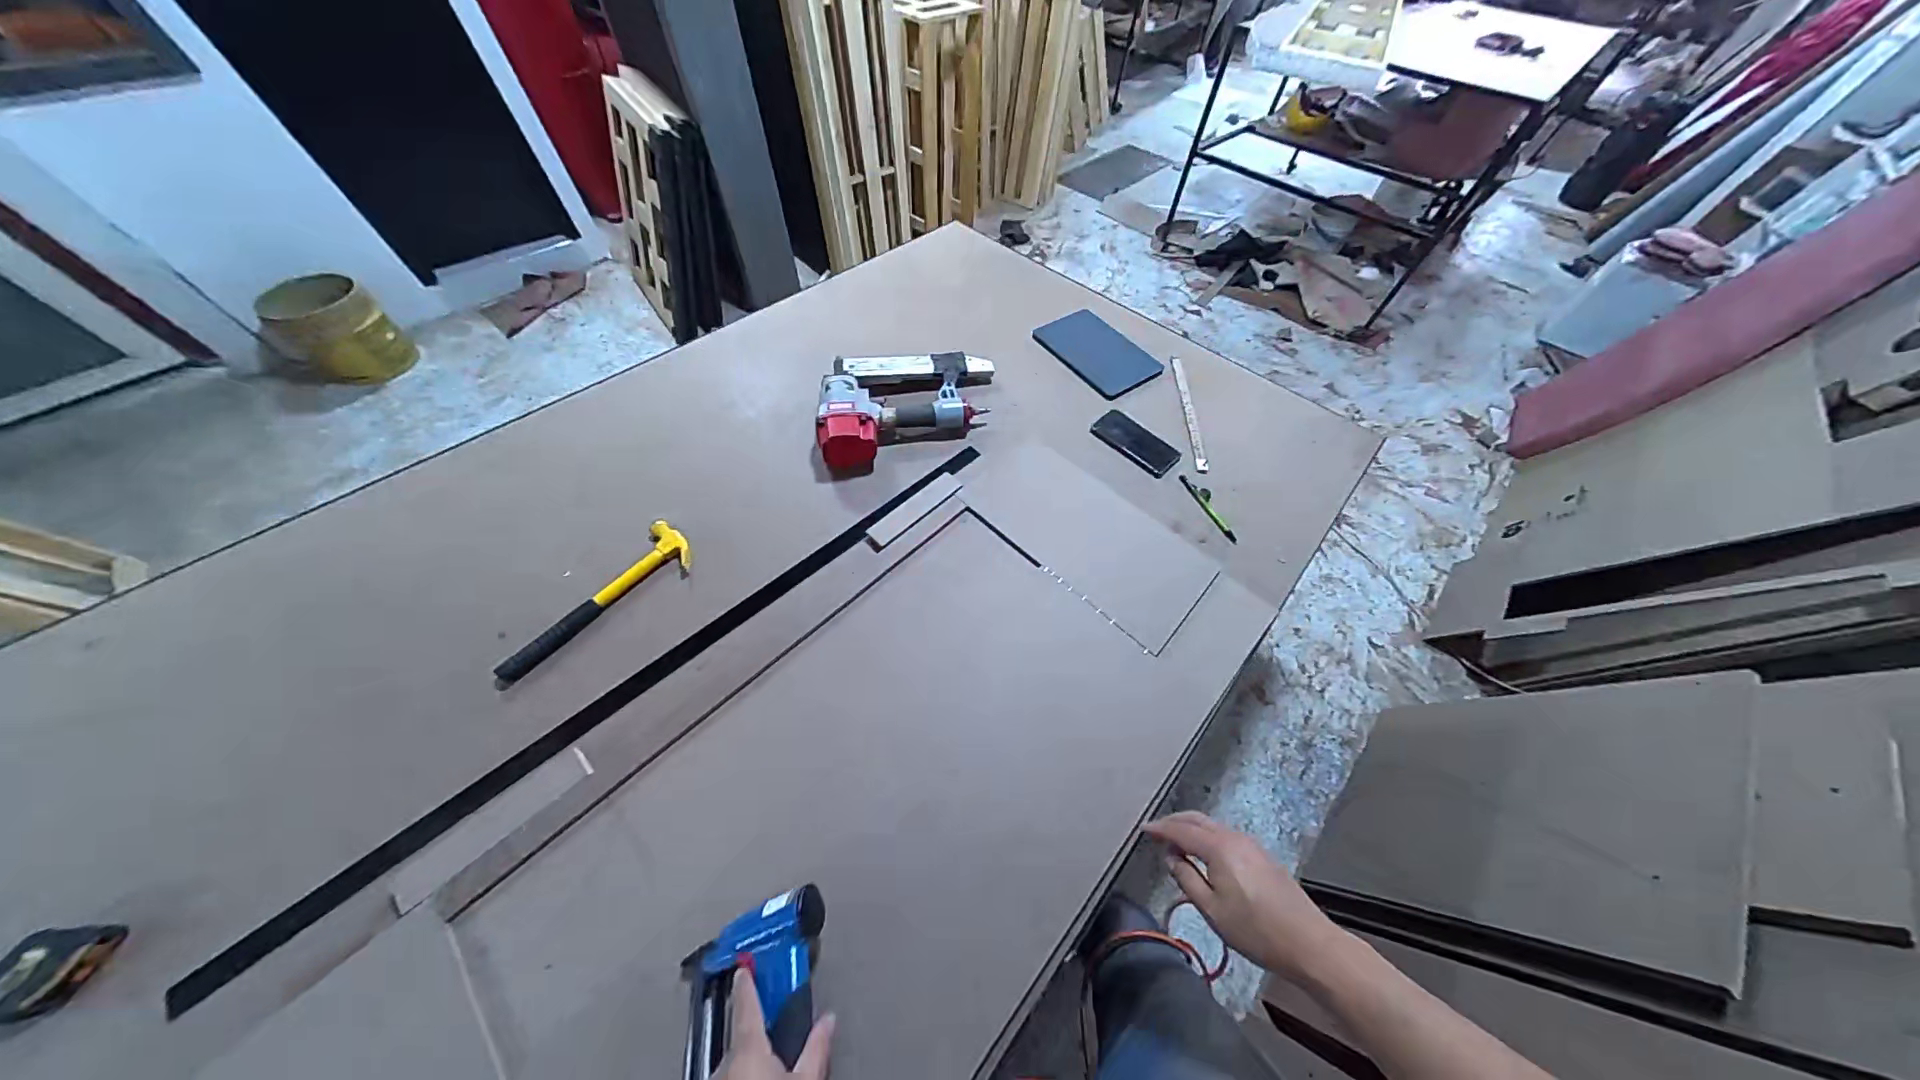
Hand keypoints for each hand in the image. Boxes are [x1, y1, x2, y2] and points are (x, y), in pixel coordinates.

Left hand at [715, 969, 835, 1079]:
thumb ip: (816, 1047)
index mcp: (748, 1050)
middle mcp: (724, 1066)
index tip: (743, 969)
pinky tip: (756, 1079)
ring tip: (769, 1068)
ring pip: (732, 1062)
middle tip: (773, 1036)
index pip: (746, 1005)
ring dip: (748, 1061)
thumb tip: (827, 1022)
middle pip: (741, 1038)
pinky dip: (740, 1075)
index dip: (746, 984)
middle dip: (757, 1036)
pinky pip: (727, 1077)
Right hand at [1142, 810, 1348, 983]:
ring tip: (1176, 844)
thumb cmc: (1256, 931)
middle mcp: (1235, 838)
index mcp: (1219, 848)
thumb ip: (1186, 879)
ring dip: (1191, 829)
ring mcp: (1251, 845)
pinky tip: (1204, 853)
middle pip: (1197, 820)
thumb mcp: (1212, 910)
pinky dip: (1207, 837)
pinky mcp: (1262, 856)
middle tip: (1157, 833)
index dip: (1160, 829)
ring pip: (1212, 826)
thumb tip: (1173, 859)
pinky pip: (1225, 836)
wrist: (1309, 944)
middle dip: (1174, 822)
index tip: (1144, 830)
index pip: (1181, 830)